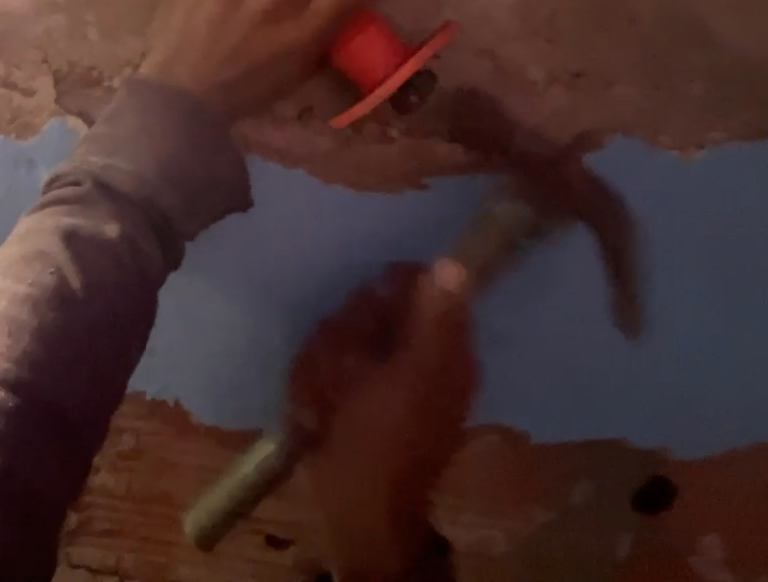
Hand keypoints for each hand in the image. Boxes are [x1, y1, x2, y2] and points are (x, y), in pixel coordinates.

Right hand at [289, 262, 475, 581]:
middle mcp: (410, 350)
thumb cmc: (386, 439)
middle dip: (344, 335)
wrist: (353, 505)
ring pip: (335, 332)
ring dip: (324, 363)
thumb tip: (454, 262)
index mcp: (441, 345)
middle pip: (365, 306)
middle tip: (347, 371)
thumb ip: (433, 321)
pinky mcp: (343, 387)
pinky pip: (320, 361)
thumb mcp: (414, 377)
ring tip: (328, 399)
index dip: (383, 292)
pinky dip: (313, 383)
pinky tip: (317, 409)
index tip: (365, 316)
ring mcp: (374, 370)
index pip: (410, 281)